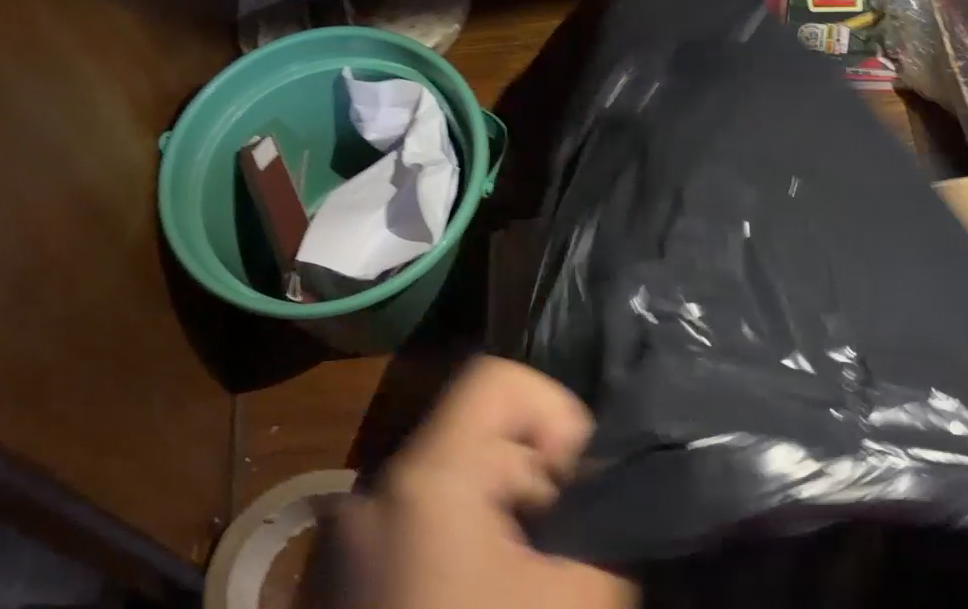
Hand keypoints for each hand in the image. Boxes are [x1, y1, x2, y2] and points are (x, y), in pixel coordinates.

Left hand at [340, 358, 634, 608]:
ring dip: (509, 521)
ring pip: (458, 487)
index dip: (559, 413)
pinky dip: (469, 547)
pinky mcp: (340, 584)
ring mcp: (349, 540)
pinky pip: (424, 528)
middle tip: (565, 553)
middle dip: (540, 482)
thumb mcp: (577, 595)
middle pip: (483, 438)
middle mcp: (376, 492)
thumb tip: (626, 495)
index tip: (582, 486)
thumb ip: (611, 528)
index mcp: (425, 477)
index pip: (501, 379)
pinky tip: (487, 599)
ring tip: (530, 586)